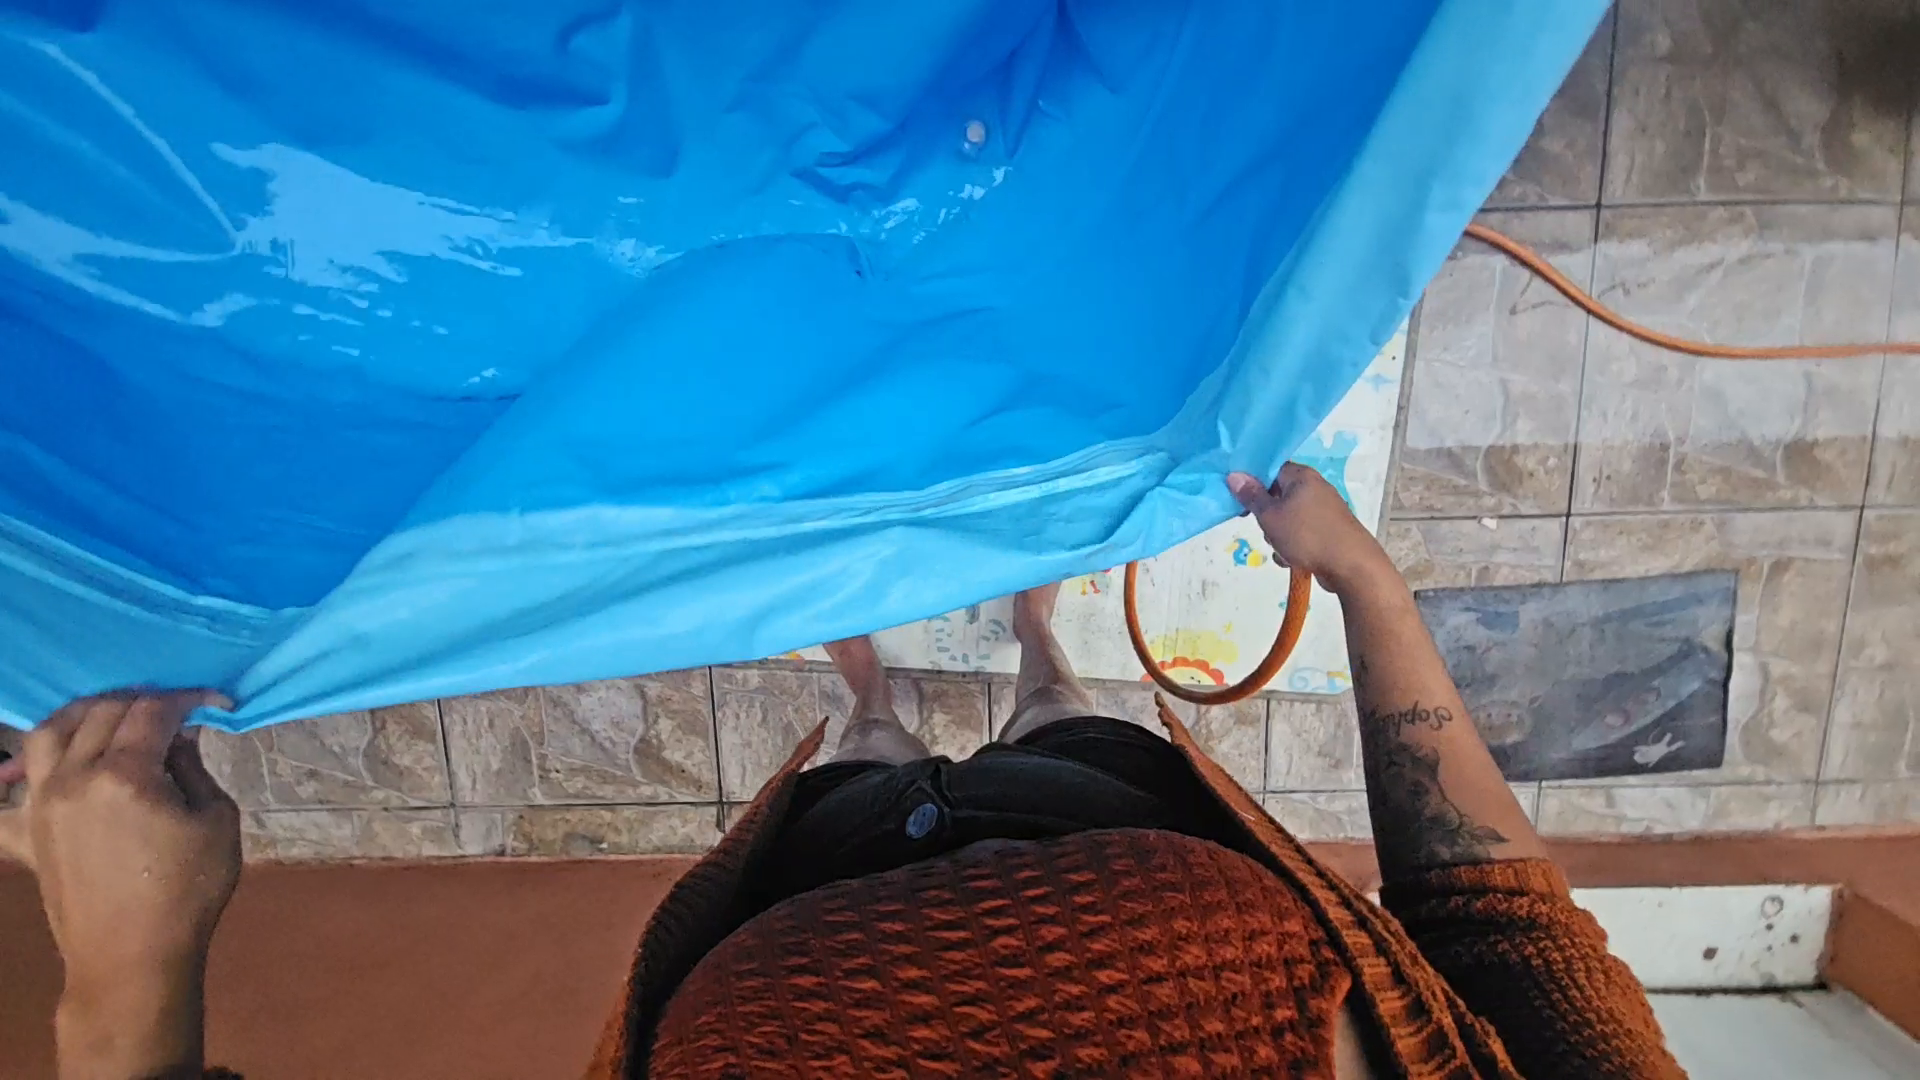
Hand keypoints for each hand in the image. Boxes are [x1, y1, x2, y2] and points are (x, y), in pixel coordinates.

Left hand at [0, 689, 239, 1078]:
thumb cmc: (192, 880)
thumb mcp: (215, 815)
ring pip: (44, 735)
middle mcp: (68, 783)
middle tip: (180, 707)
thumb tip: (180, 737)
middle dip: (143, 699)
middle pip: (98, 714)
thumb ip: (191, 768)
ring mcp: (35, 808)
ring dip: (86, 715)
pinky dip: (36, 768)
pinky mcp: (21, 834)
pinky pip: (12, 789)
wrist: (134, 948)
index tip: (220, 702)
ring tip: (121, 718)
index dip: (190, 697)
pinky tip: (65, 771)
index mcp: (124, 776)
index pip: (153, 711)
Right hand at [1226, 463, 1394, 595]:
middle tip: (1263, 527)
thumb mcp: (1270, 515)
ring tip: (1281, 547)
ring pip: (1287, 517)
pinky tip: (1291, 559)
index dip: (1252, 483)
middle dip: (1265, 514)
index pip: (1270, 469)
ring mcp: (1324, 510)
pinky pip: (1300, 532)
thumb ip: (1250, 496)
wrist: (1350, 566)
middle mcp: (1315, 488)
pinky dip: (1293, 544)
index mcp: (1301, 476)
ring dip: (1277, 534)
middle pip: (1278, 495)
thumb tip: (1234, 474)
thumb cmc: (1306, 535)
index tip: (1240, 500)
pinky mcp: (1328, 530)